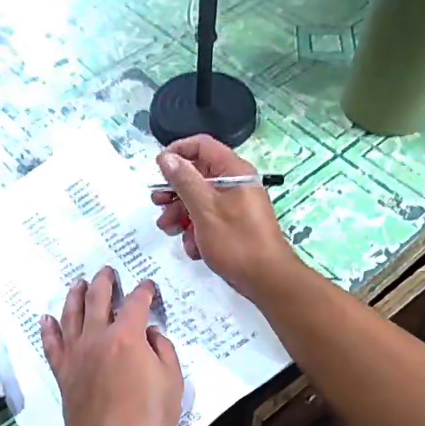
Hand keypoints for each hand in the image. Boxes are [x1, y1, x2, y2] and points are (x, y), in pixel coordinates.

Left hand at [41, 267, 183, 425]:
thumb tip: (150, 336)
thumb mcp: (172, 382)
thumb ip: (163, 352)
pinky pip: (52, 344)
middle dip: (105, 282)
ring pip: (71, 315)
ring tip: (79, 283)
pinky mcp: (63, 373)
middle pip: (98, 300)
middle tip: (107, 271)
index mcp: (127, 337)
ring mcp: (76, 355)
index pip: (136, 303)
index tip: (148, 286)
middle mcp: (97, 338)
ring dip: (76, 296)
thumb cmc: (148, 418)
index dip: (144, 291)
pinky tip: (46, 318)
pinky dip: (48, 329)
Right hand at [152, 136, 303, 300]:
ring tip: (171, 231)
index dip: (177, 152)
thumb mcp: (205, 209)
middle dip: (175, 192)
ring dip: (182, 215)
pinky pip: (209, 221)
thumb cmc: (237, 241)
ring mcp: (236, 206)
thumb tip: (166, 157)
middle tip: (157, 205)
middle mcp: (235, 184)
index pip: (202, 146)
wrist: (267, 280)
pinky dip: (197, 232)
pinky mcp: (234, 227)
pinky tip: (194, 248)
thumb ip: (184, 181)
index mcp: (233, 171)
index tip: (157, 169)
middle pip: (198, 176)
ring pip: (200, 201)